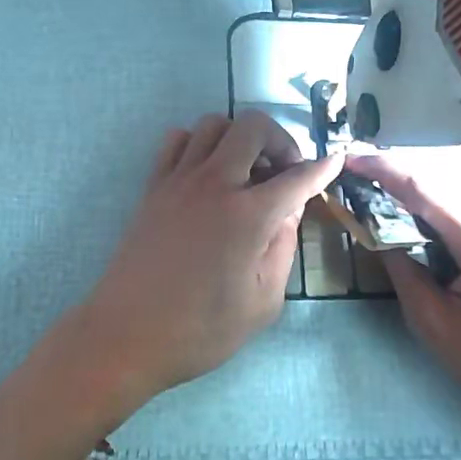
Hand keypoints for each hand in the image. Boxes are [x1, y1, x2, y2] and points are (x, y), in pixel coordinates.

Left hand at [70, 113, 341, 406]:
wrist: (125, 336)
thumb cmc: (200, 330)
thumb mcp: (263, 303)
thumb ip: (282, 249)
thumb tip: (288, 211)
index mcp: (248, 215)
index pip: (297, 177)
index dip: (322, 168)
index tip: (335, 161)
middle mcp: (215, 184)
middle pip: (253, 126)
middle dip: (280, 141)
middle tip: (284, 173)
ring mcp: (179, 180)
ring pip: (213, 124)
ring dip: (238, 138)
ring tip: (246, 172)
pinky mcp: (153, 187)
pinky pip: (176, 140)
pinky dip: (198, 144)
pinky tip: (206, 173)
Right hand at [347, 155, 460, 438]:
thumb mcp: (435, 325)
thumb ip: (402, 269)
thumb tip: (374, 227)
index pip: (428, 189)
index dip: (385, 168)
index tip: (352, 158)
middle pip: (451, 173)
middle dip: (405, 165)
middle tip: (367, 166)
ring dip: (431, 176)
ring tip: (393, 180)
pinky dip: (459, 191)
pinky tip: (437, 201)